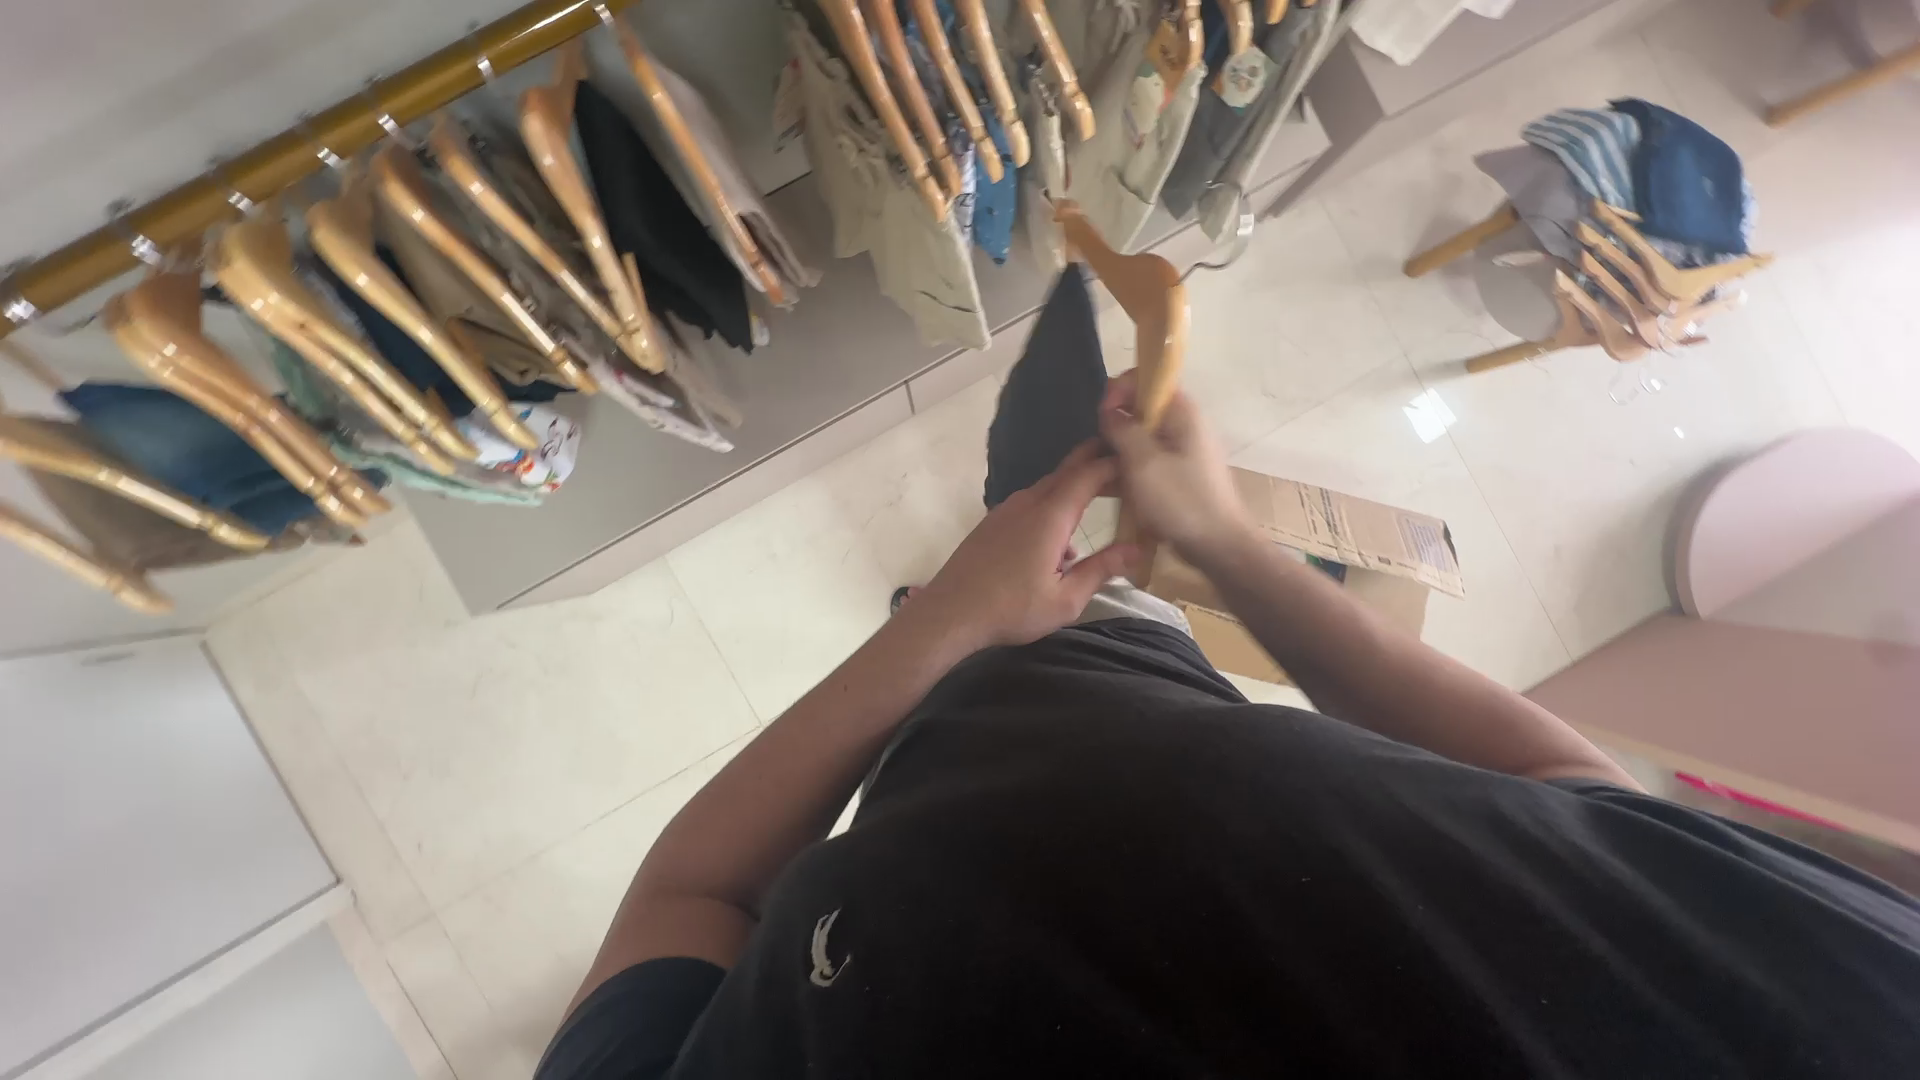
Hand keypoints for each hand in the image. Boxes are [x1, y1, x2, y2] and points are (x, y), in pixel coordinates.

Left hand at [904, 442, 1135, 651]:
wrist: (950, 613)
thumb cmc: (1011, 609)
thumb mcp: (1065, 599)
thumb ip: (1101, 569)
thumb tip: (1136, 549)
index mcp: (1050, 516)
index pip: (1089, 474)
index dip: (1115, 464)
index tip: (1138, 464)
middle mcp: (1028, 503)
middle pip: (1067, 470)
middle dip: (1096, 464)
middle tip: (1125, 471)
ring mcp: (1006, 510)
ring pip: (1047, 487)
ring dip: (1074, 488)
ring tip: (1100, 502)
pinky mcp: (992, 523)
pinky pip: (1030, 503)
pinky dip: (1052, 506)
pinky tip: (1060, 543)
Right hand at [1099, 370, 1252, 559]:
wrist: (1218, 546)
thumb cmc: (1182, 502)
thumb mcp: (1143, 462)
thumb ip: (1122, 430)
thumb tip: (1109, 412)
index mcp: (1182, 412)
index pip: (1146, 378)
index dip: (1118, 391)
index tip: (1101, 418)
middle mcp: (1184, 424)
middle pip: (1140, 409)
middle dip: (1114, 426)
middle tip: (1099, 453)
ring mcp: (1183, 451)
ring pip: (1141, 438)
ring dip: (1119, 453)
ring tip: (1104, 477)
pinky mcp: (1179, 474)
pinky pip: (1148, 461)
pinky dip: (1130, 470)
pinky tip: (1116, 491)